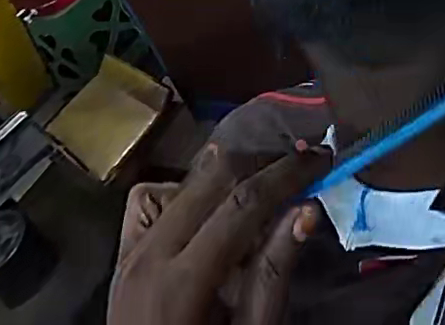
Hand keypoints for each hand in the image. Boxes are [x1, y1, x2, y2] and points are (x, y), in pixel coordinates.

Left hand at [109, 142, 331, 324]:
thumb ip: (273, 275)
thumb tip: (306, 209)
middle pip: (216, 176)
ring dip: (232, 173)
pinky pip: (153, 196)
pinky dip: (188, 190)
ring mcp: (130, 249)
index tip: (320, 159)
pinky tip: (210, 209)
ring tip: (266, 187)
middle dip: (264, 164)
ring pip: (188, 178)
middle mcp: (149, 254)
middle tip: (301, 168)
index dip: (287, 174)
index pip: (243, 203)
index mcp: (181, 285)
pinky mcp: (124, 251)